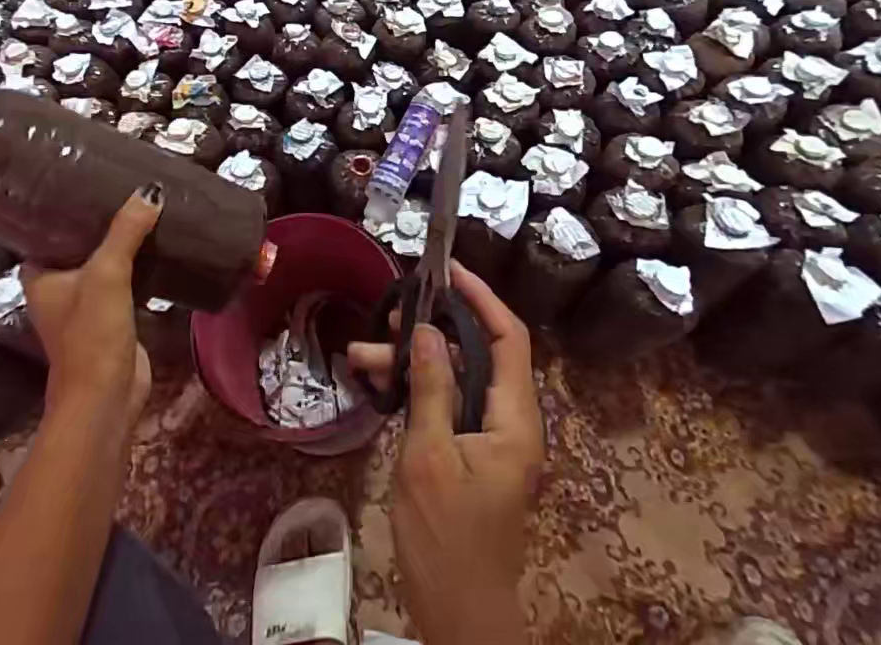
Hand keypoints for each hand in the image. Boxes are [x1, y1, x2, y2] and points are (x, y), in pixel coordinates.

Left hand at [21, 185, 162, 420]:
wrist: (107, 394)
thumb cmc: (92, 334)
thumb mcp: (107, 274)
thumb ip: (126, 232)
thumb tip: (149, 191)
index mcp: (40, 275)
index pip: (48, 230)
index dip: (68, 208)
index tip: (93, 181)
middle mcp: (58, 287)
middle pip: (82, 243)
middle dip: (105, 221)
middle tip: (130, 189)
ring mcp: (86, 303)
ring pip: (107, 261)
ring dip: (126, 242)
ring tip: (150, 209)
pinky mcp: (114, 315)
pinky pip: (128, 278)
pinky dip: (142, 263)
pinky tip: (162, 245)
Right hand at [348, 262, 543, 644]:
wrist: (460, 615)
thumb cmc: (446, 540)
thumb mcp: (429, 458)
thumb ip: (432, 389)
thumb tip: (430, 329)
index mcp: (516, 417)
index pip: (510, 338)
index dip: (483, 298)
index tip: (450, 271)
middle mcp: (512, 419)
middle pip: (480, 354)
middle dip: (436, 330)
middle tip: (393, 314)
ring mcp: (493, 437)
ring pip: (458, 379)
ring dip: (417, 363)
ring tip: (364, 354)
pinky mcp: (474, 452)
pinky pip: (450, 405)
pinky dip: (419, 390)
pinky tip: (379, 382)